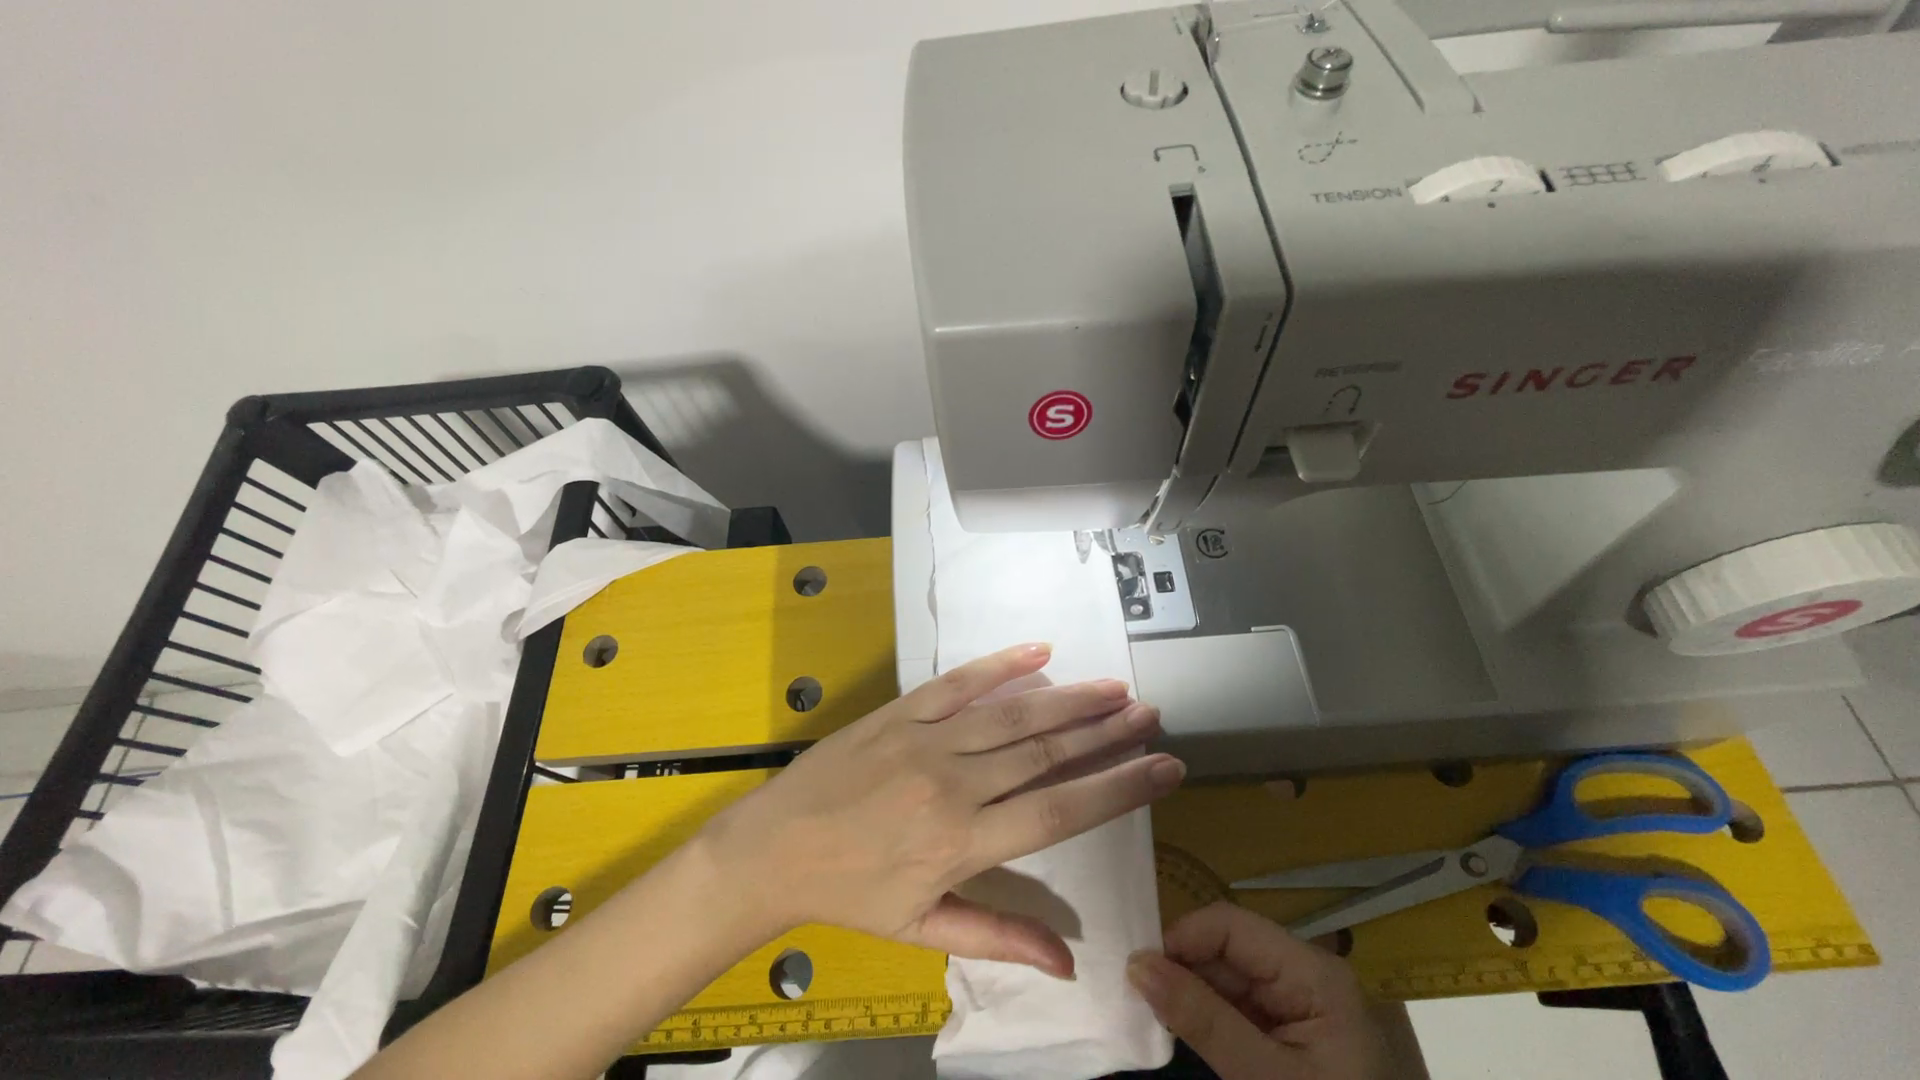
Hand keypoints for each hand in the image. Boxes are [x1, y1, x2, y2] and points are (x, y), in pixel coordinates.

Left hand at [694, 642, 1184, 976]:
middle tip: (1151, 712)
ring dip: (1069, 699)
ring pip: (1012, 715)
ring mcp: (926, 740)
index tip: (1165, 767)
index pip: (1060, 812)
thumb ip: (998, 938)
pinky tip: (1040, 652)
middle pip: (1046, 753)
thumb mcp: (922, 929)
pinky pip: (957, 683)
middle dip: (1106, 732)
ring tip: (1115, 687)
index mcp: (964, 842)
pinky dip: (1000, 666)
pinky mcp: (900, 712)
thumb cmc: (850, 894)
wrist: (772, 848)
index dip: (1119, 788)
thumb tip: (1071, 962)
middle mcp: (955, 784)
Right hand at [1128, 903, 1428, 1079]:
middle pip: (1226, 948)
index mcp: (1313, 973)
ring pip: (1224, 977)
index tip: (1136, 971)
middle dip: (1179, 966)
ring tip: (1143, 1011)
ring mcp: (1296, 1003)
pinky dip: (1202, 1014)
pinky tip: (1175, 1027)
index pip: (1232, 925)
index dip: (1182, 938)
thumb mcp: (1265, 1078)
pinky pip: (1234, 1006)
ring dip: (1185, 992)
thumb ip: (1204, 1020)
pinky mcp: (1287, 1030)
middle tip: (1131, 995)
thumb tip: (1137, 964)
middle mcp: (1305, 974)